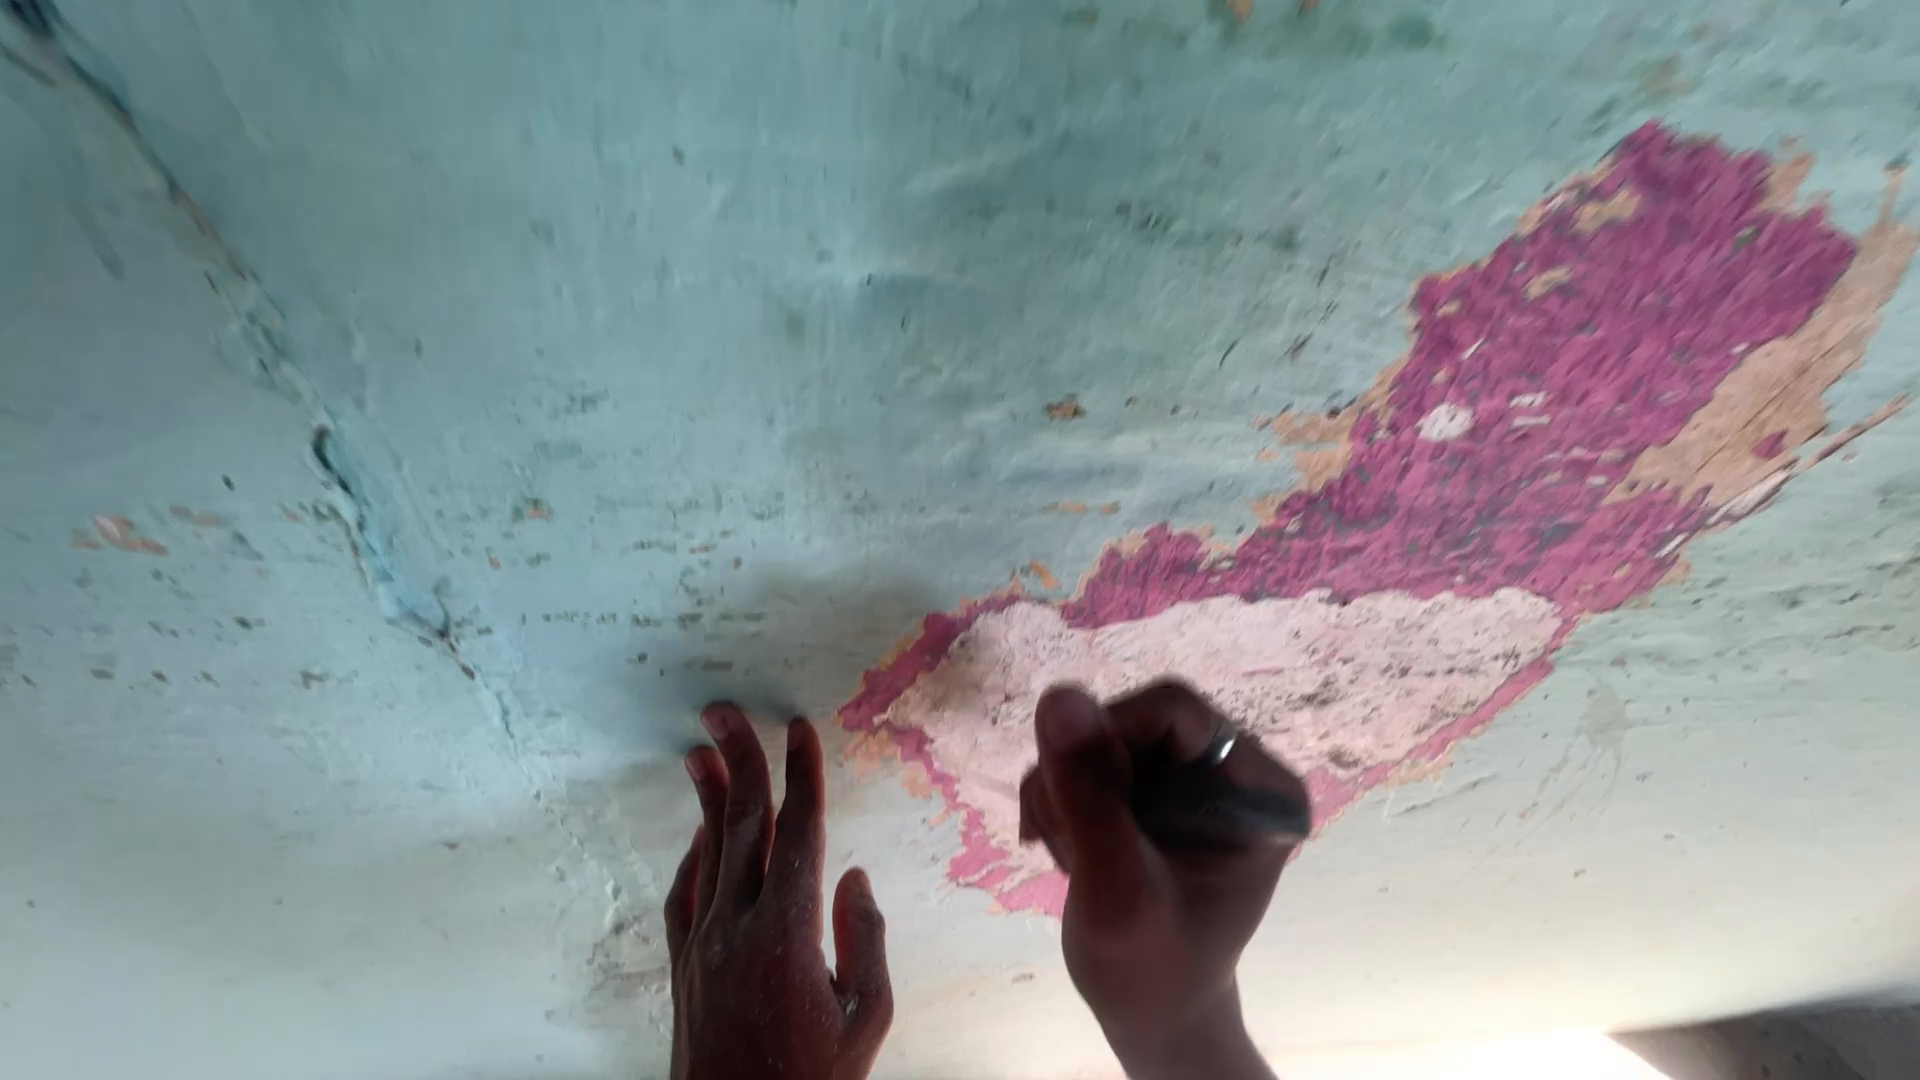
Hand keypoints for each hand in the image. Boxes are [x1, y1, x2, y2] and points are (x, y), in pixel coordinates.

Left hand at [665, 705, 892, 1079]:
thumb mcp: (866, 1019)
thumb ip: (866, 938)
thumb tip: (854, 876)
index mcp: (787, 933)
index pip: (799, 832)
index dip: (802, 775)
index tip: (800, 729)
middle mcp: (736, 926)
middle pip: (742, 823)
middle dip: (740, 760)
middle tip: (724, 711)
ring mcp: (702, 945)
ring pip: (708, 850)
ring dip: (710, 795)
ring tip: (702, 750)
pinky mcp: (683, 966)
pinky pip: (684, 893)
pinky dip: (694, 852)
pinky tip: (701, 831)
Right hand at [1018, 682, 1306, 1079]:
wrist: (1146, 1008)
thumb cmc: (1149, 970)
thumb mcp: (1117, 894)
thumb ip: (1090, 798)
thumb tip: (1060, 694)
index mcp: (1261, 788)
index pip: (1172, 710)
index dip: (1108, 740)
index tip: (1079, 808)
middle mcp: (1230, 766)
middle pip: (1127, 717)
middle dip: (1078, 777)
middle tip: (1070, 849)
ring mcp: (1187, 772)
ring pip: (1095, 732)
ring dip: (1061, 791)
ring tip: (1073, 859)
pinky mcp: (1149, 782)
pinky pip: (1082, 753)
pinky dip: (1057, 795)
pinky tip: (1069, 848)